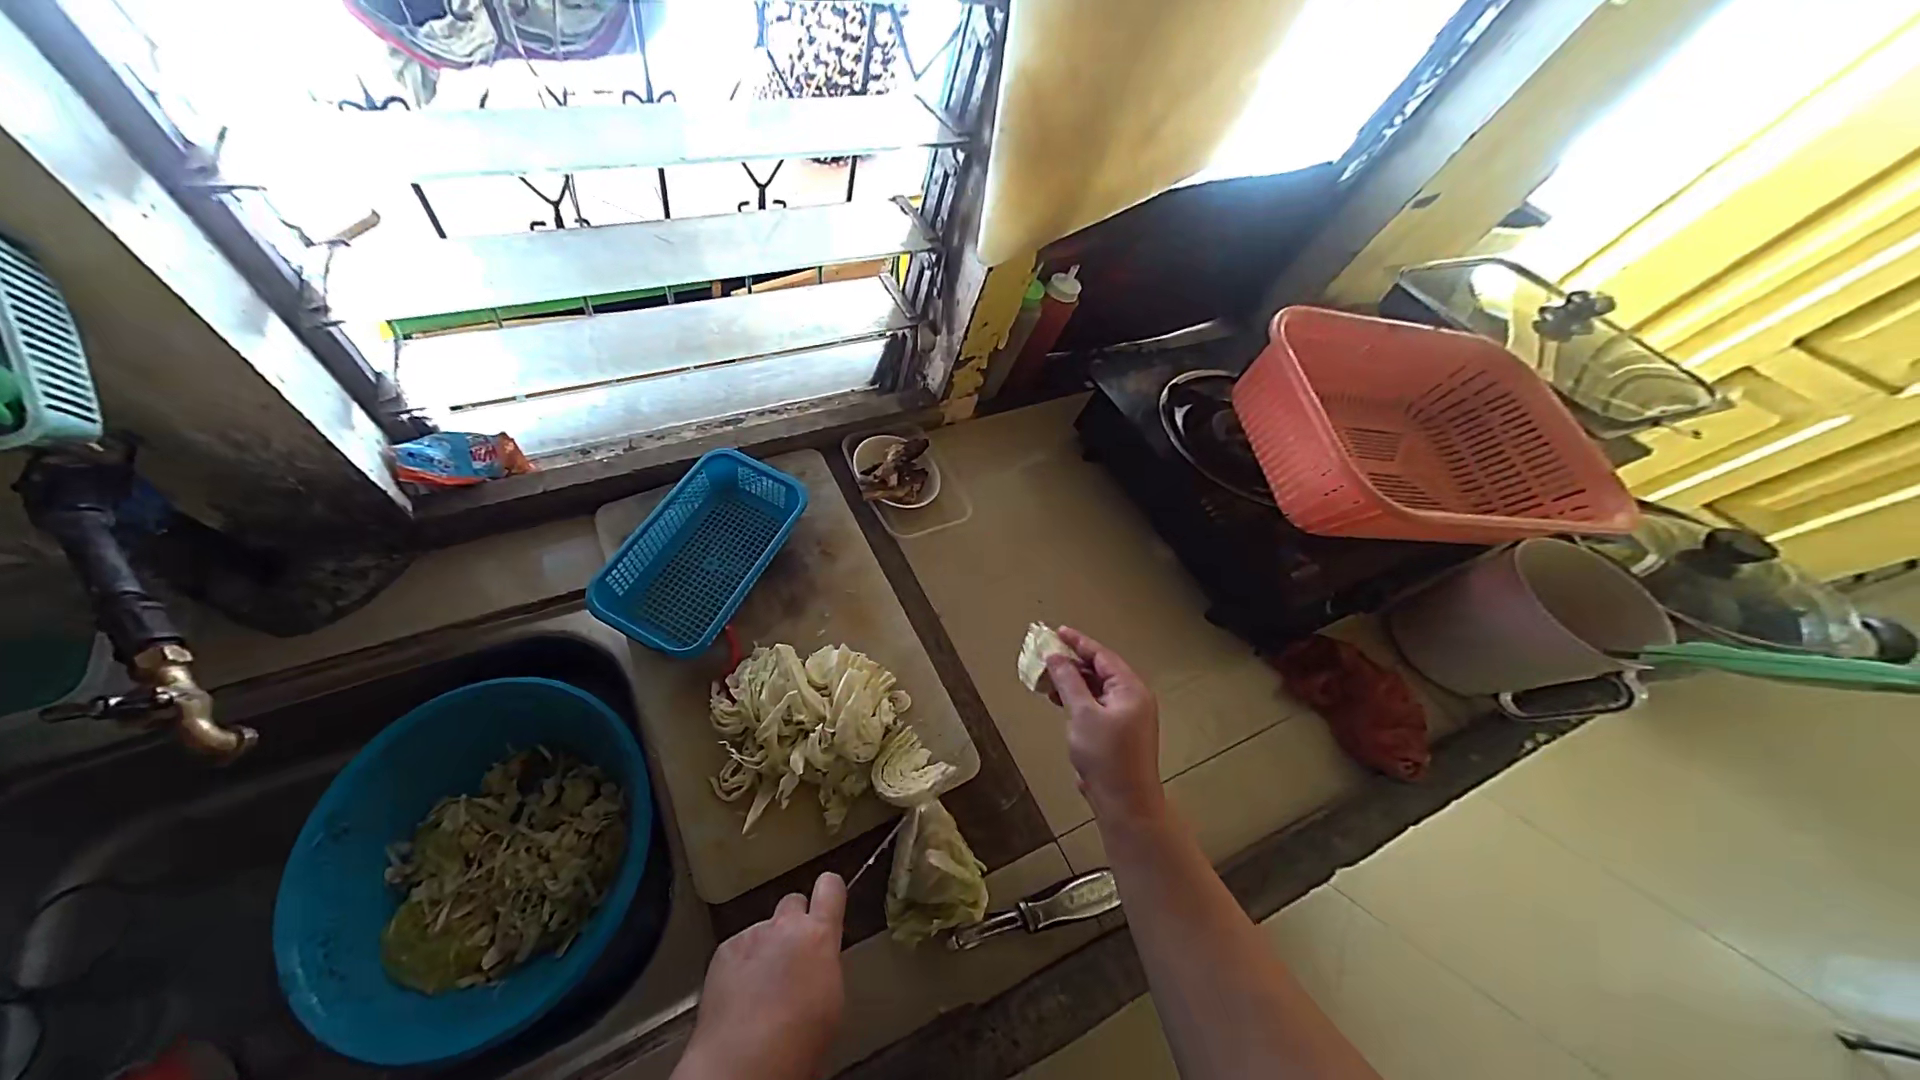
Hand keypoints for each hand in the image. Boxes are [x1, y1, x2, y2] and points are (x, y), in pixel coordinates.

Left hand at [675, 873, 847, 1079]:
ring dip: (766, 948)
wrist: (740, 1066)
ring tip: (762, 988)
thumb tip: (820, 960)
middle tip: (793, 957)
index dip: (830, 892)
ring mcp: (751, 936)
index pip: (830, 886)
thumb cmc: (795, 1046)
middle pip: (793, 902)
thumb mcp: (832, 1000)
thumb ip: (826, 963)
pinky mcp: (723, 952)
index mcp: (819, 935)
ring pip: (764, 928)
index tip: (830, 900)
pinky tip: (740, 996)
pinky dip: (741, 964)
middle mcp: (785, 926)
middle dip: (794, 923)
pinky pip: (738, 947)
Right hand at [1045, 627, 1164, 823]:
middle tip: (1048, 657)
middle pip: (1101, 670)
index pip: (1103, 656)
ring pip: (1098, 688)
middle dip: (1074, 663)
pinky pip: (1097, 704)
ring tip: (1048, 680)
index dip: (1079, 643)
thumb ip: (1068, 681)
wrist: (1125, 802)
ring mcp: (1128, 716)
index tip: (1058, 632)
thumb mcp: (1082, 713)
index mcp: (1131, 689)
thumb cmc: (1106, 756)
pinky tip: (1061, 702)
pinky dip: (1079, 699)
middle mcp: (1133, 698)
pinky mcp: (1120, 732)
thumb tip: (1056, 658)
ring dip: (1074, 682)